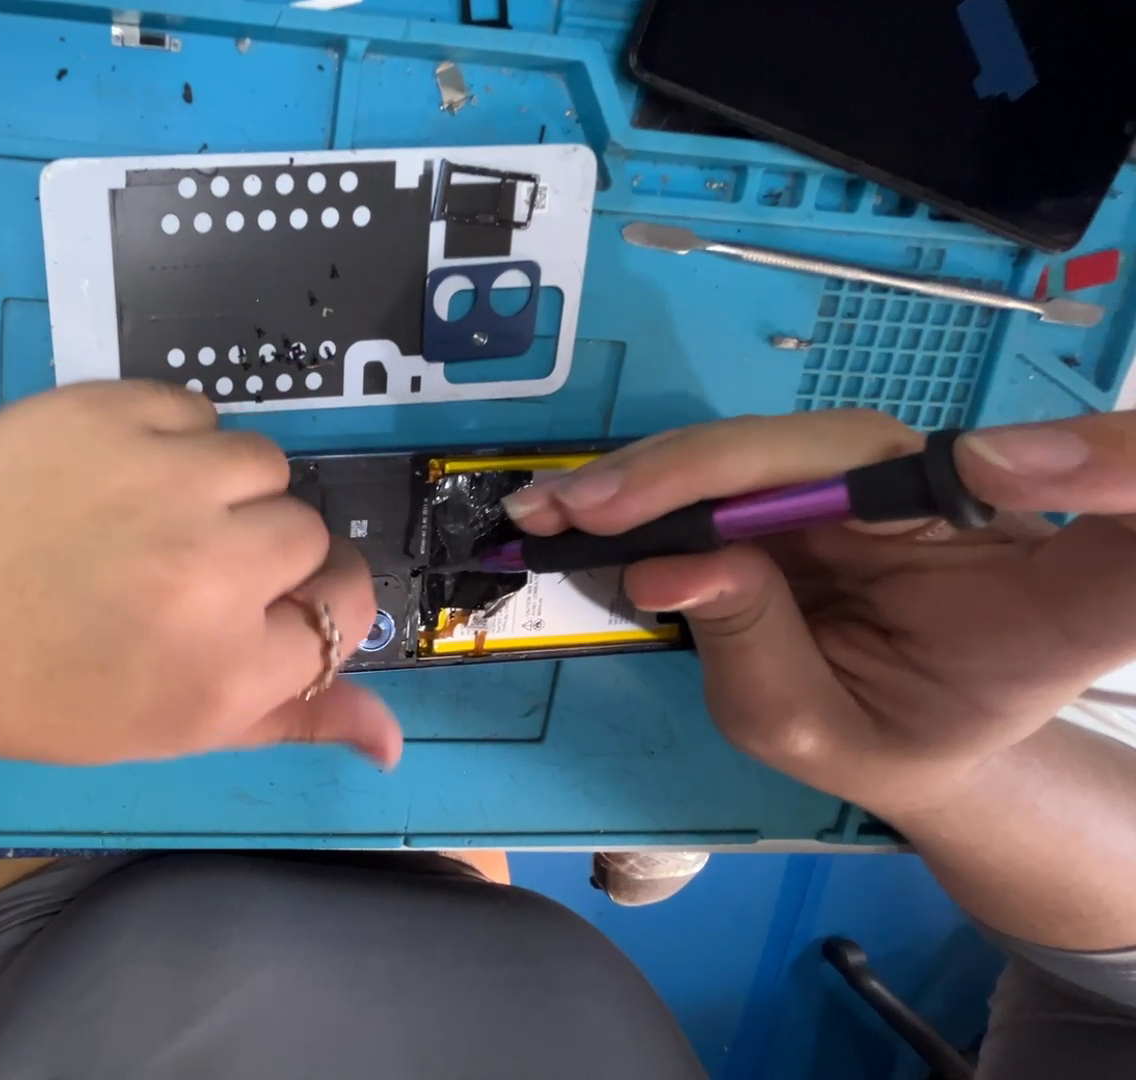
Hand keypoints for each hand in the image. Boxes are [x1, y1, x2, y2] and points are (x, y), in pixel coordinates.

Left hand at [0, 381, 401, 768]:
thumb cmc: (34, 693)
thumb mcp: (166, 730)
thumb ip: (288, 723)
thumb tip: (392, 737)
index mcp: (225, 669)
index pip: (337, 618)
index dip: (299, 614)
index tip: (261, 612)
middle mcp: (210, 566)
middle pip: (307, 535)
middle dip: (261, 556)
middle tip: (185, 571)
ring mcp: (159, 475)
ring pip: (261, 462)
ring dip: (223, 491)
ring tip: (151, 518)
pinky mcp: (108, 408)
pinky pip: (194, 412)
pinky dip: (172, 441)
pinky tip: (113, 477)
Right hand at [503, 410, 1135, 818]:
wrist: (884, 725)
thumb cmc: (875, 736)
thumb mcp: (809, 728)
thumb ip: (752, 648)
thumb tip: (669, 562)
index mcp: (1043, 595)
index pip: (1130, 526)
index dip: (1108, 467)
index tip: (1000, 472)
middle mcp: (961, 510)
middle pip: (844, 450)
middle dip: (706, 471)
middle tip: (589, 510)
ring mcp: (871, 483)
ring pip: (754, 446)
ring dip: (641, 473)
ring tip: (550, 510)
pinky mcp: (799, 477)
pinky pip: (713, 465)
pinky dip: (633, 482)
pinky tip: (568, 502)